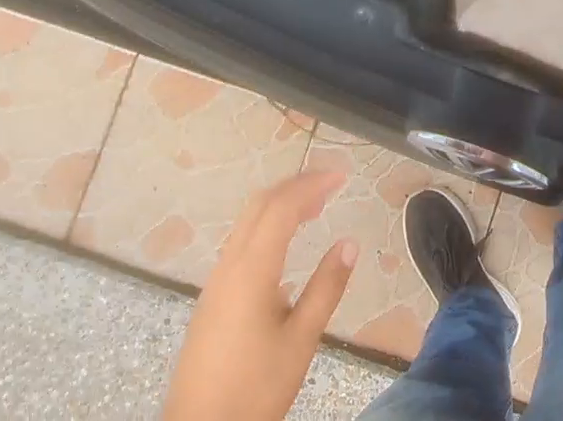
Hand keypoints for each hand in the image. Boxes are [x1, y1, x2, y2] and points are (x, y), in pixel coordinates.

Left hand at [163, 171, 355, 420]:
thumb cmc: (255, 386)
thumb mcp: (302, 340)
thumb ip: (327, 287)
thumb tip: (349, 242)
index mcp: (251, 270)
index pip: (282, 207)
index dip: (313, 184)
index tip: (343, 175)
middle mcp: (229, 266)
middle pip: (260, 205)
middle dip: (296, 186)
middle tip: (332, 183)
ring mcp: (216, 281)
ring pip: (247, 223)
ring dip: (281, 205)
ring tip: (317, 208)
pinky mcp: (213, 298)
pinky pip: (241, 243)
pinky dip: (268, 227)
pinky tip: (287, 247)